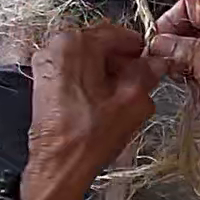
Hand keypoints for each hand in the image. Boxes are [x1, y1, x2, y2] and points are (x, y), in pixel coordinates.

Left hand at [21, 25, 167, 199]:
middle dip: (122, 61)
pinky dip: (90, 80)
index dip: (139, 49)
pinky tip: (103, 102)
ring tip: (122, 97)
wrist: (58, 166)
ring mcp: (46, 65)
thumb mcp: (132, 102)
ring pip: (87, 58)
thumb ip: (147, 74)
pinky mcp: (43, 82)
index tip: (151, 61)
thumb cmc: (87, 137)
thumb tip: (155, 63)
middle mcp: (55, 48)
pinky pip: (74, 71)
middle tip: (140, 81)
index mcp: (75, 44)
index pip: (117, 33)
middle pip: (100, 44)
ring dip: (107, 72)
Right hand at [147, 0, 199, 145]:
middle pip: (193, 22)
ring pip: (199, 40)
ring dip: (188, 60)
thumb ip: (180, 50)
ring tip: (190, 82)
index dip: (168, 22)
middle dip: (178, 45)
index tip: (155, 45)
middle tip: (170, 68)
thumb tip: (155, 42)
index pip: (189, 4)